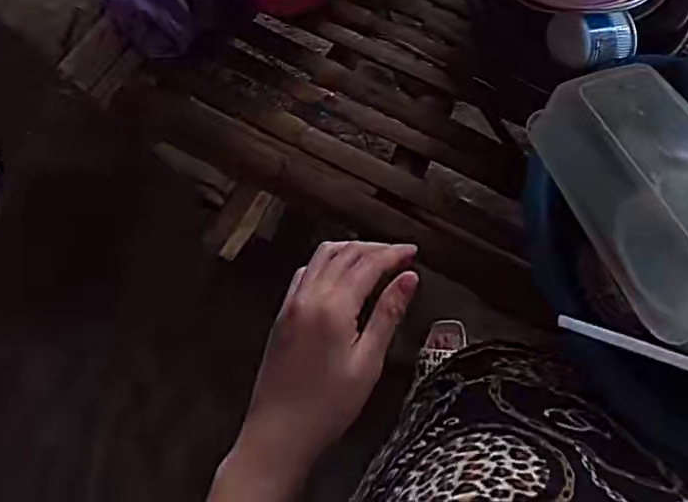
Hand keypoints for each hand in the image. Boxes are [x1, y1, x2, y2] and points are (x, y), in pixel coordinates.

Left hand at [213, 242, 419, 499]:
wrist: (276, 439)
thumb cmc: (322, 410)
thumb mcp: (368, 363)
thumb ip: (388, 314)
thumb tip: (407, 280)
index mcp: (333, 307)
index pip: (370, 263)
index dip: (394, 253)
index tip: (411, 252)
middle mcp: (310, 297)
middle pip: (347, 253)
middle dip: (377, 248)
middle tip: (398, 254)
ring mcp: (292, 304)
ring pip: (324, 255)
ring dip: (351, 249)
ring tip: (373, 257)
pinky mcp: (282, 314)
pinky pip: (306, 270)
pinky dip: (327, 261)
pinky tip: (337, 272)